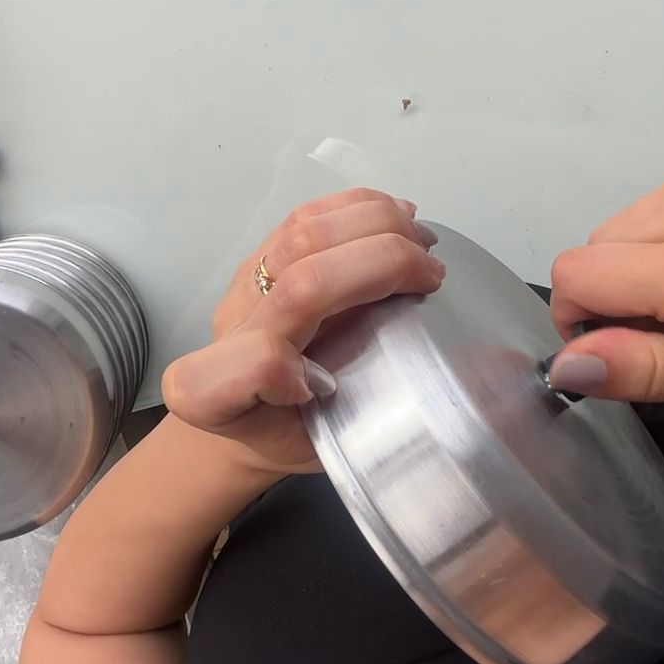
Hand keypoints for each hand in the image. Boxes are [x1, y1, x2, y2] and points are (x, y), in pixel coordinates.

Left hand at [162, 189, 444, 473]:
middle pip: (300, 279)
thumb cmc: (293, 437)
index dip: (278, 364)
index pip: (242, 366)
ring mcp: (247, 284)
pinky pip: (304, 215)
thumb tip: (434, 374)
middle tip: (431, 274)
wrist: (248, 414)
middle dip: (380, 263)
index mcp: (229, 395)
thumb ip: (356, 429)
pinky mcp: (261, 256)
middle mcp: (234, 328)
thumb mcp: (319, 455)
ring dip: (374, 225)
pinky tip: (395, 215)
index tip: (322, 387)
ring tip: (419, 239)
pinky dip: (357, 207)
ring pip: (303, 235)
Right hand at [547, 152, 663, 410]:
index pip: (575, 276)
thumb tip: (570, 364)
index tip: (624, 344)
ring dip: (638, 267)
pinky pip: (650, 207)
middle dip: (614, 295)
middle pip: (590, 250)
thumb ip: (651, 370)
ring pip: (616, 228)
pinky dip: (663, 240)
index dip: (578, 319)